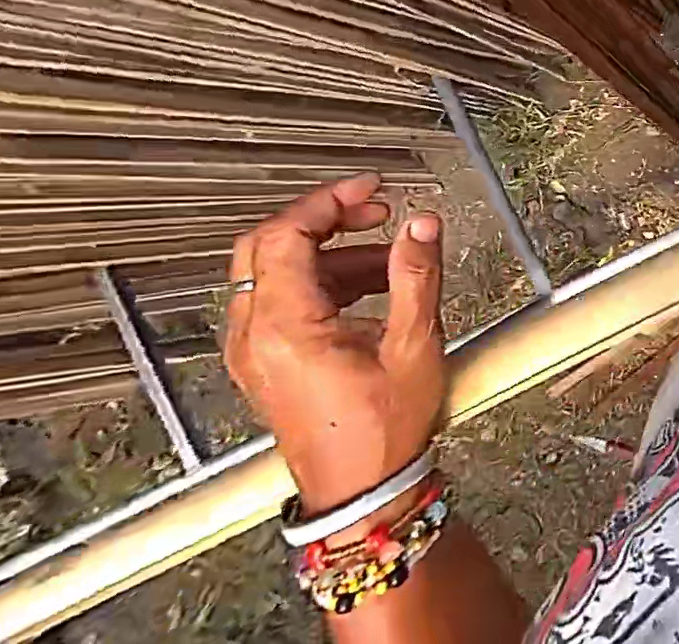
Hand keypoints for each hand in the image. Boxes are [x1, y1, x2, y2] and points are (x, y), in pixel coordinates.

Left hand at [222, 173, 446, 511]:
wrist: (363, 489)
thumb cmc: (383, 428)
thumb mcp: (413, 344)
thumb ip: (417, 275)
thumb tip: (422, 224)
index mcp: (285, 327)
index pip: (286, 236)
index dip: (328, 202)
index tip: (369, 188)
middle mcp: (256, 336)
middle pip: (267, 246)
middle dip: (325, 220)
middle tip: (372, 210)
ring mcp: (256, 351)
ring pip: (277, 272)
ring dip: (333, 252)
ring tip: (390, 257)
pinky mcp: (268, 361)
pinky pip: (285, 299)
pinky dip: (326, 279)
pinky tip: (372, 288)